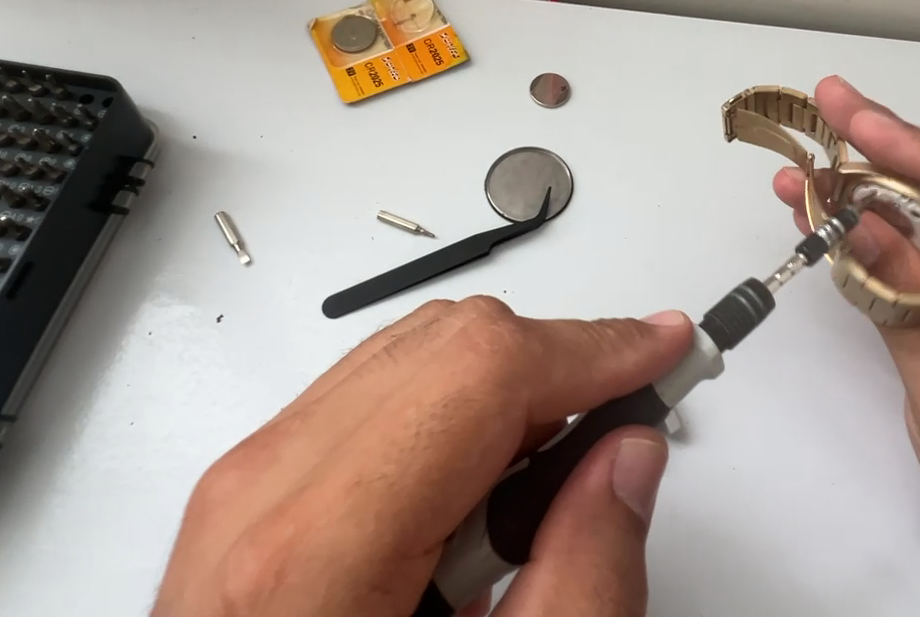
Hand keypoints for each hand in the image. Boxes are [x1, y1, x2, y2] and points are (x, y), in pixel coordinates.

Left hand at [153, 297, 695, 616]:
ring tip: (550, 476)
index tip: (667, 347)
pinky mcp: (257, 479)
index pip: (483, 371)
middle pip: (454, 342)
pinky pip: (386, 385)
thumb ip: (585, 577)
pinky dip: (460, 407)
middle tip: (626, 418)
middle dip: (561, 363)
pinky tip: (483, 487)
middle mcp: (266, 484)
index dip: (592, 346)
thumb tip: (630, 452)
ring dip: (512, 386)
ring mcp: (252, 474)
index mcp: (316, 549)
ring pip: (422, 349)